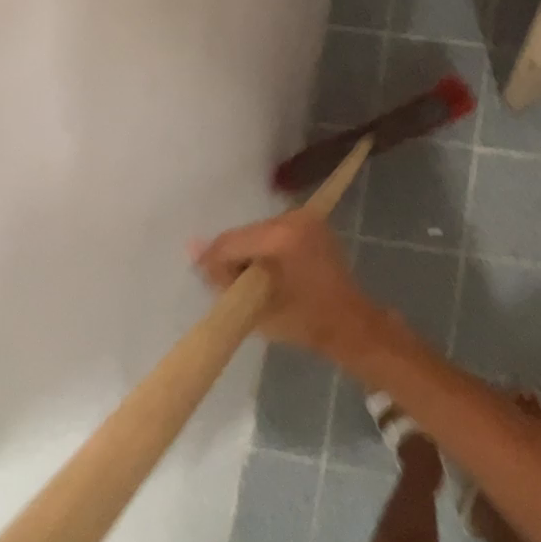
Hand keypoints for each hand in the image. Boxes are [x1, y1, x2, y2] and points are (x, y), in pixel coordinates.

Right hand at [191, 211, 390, 363]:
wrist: (349, 322)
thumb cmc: (303, 321)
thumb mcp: (256, 305)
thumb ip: (223, 278)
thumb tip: (191, 249)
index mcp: (282, 237)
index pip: (231, 242)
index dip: (213, 261)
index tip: (204, 279)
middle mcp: (294, 218)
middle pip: (245, 234)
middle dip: (232, 257)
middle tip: (229, 285)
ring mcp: (307, 219)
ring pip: (259, 232)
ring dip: (249, 252)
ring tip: (249, 280)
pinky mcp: (313, 224)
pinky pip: (276, 232)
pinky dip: (266, 248)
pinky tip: (267, 270)